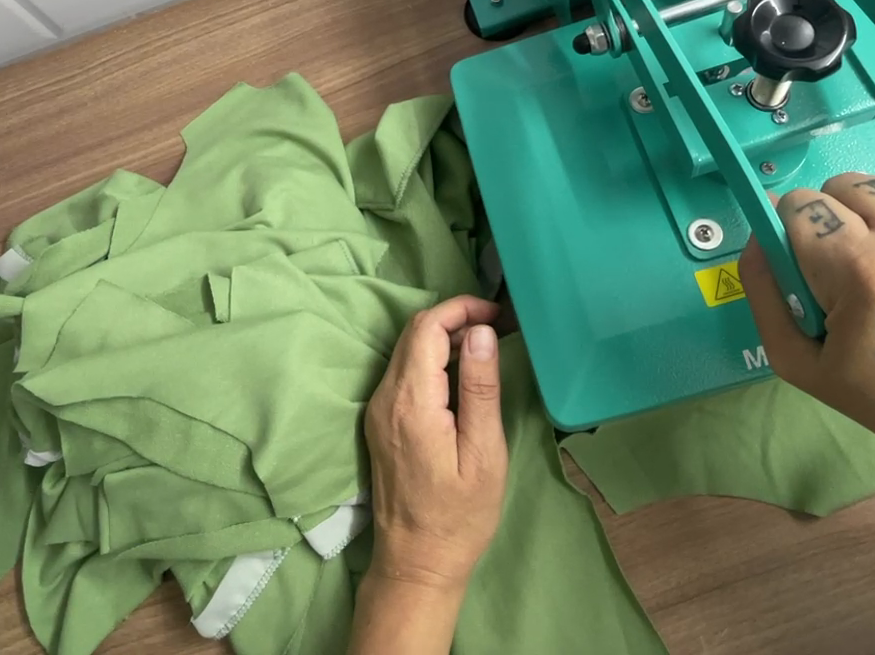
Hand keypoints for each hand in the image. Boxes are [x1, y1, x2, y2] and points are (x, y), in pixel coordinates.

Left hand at [363, 295, 506, 591]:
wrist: (416, 564)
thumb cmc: (459, 516)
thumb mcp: (483, 452)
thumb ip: (479, 387)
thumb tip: (481, 332)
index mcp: (411, 402)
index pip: (427, 327)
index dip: (461, 309)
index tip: (496, 315)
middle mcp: (385, 398)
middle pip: (413, 332)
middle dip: (454, 318)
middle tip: (495, 328)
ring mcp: (377, 409)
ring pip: (406, 349)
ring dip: (443, 337)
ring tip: (484, 348)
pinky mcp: (380, 420)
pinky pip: (404, 371)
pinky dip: (432, 359)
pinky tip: (460, 375)